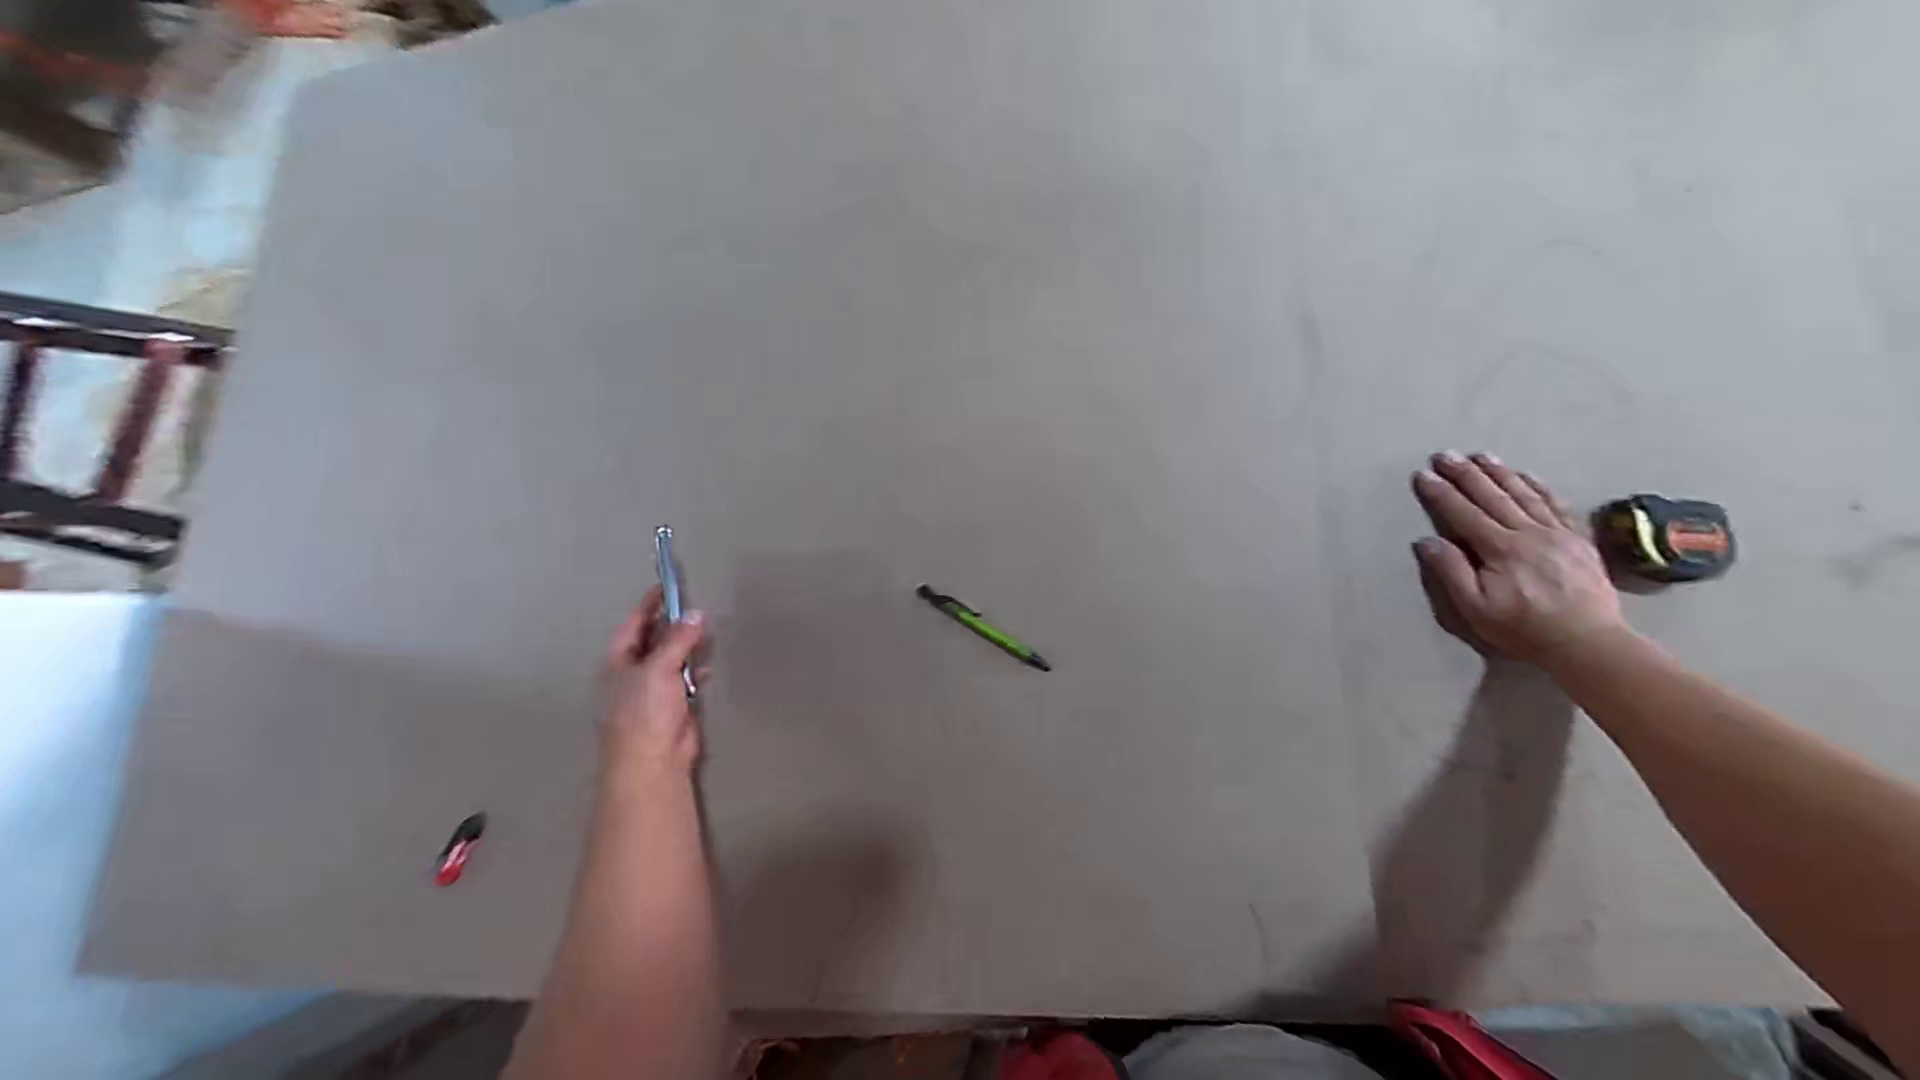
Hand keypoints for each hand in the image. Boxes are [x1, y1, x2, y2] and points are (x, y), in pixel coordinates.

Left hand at [602, 586, 707, 773]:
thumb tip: (695, 615)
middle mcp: (633, 672)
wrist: (653, 760)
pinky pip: (686, 678)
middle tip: (694, 607)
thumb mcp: (658, 668)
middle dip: (672, 624)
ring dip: (687, 646)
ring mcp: (653, 690)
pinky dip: (696, 669)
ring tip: (705, 631)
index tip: (666, 586)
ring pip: (672, 658)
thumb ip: (677, 639)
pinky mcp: (674, 704)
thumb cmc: (644, 711)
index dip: (649, 604)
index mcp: (618, 662)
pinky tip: (706, 665)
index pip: (634, 624)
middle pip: (654, 639)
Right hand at [1411, 451, 1630, 667]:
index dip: (1441, 494)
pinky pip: (1555, 504)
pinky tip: (1525, 475)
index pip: (1463, 514)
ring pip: (1524, 495)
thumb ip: (1451, 572)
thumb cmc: (1522, 628)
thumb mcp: (1475, 608)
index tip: (1423, 475)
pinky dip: (1537, 486)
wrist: (1588, 642)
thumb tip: (1428, 541)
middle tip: (1446, 455)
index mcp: (1501, 549)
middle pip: (1493, 497)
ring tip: (1481, 456)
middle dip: (1466, 475)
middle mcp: (1529, 533)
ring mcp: (1557, 534)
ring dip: (1499, 473)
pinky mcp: (1577, 540)